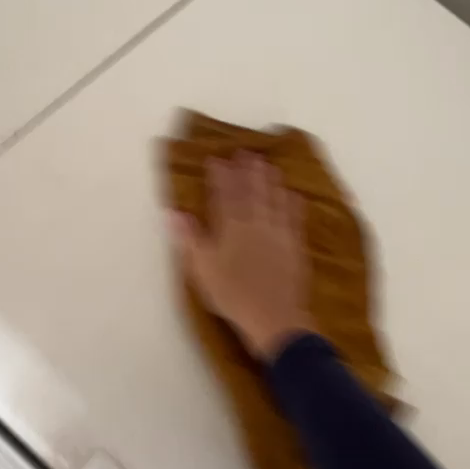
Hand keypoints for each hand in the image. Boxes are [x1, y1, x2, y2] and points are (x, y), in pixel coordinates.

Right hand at [169, 153, 313, 360]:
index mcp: (231, 228)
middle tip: (246, 152)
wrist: (274, 316)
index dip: (220, 176)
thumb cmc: (233, 295)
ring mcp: (279, 233)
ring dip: (271, 180)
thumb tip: (173, 212)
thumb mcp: (203, 269)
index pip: (224, 195)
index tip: (216, 159)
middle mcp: (256, 224)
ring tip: (268, 164)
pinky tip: (294, 195)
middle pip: (252, 191)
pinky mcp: (296, 246)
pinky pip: (295, 218)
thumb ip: (190, 239)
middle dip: (248, 171)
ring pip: (275, 199)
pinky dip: (293, 204)